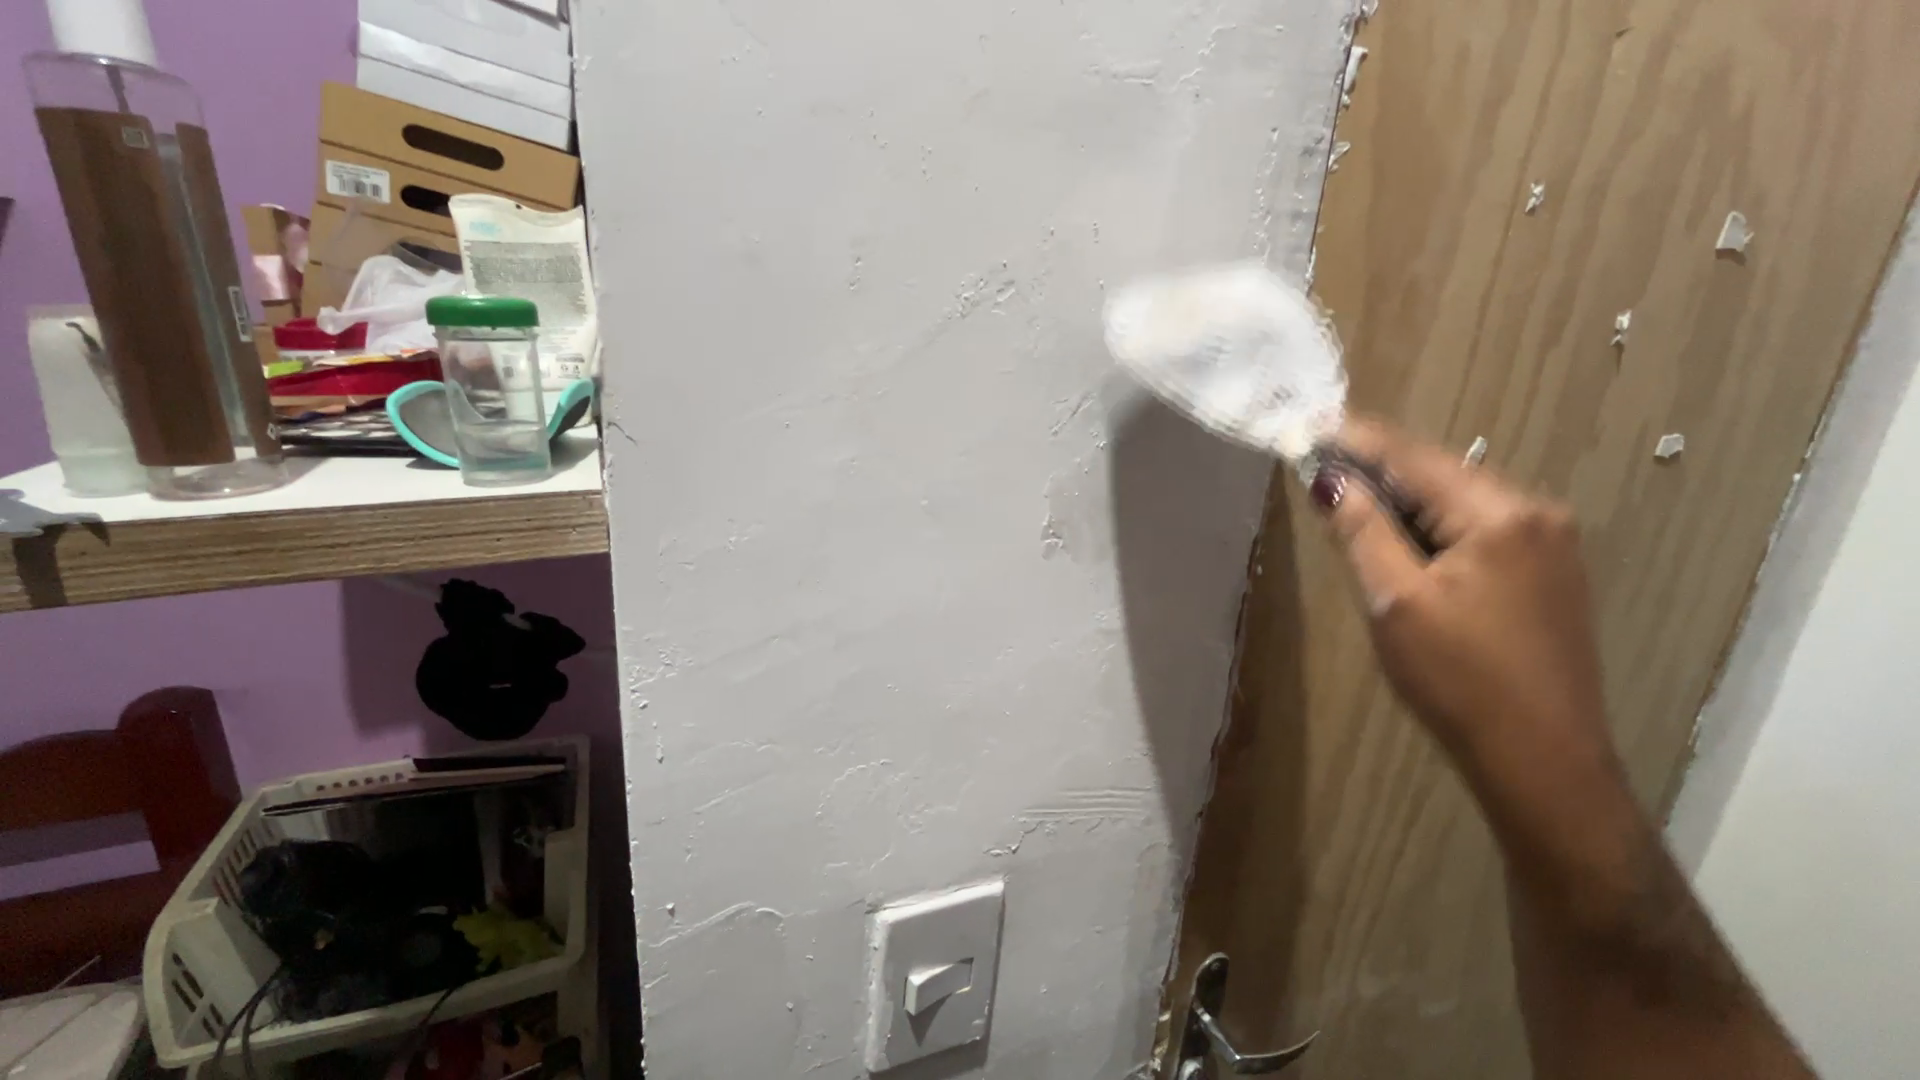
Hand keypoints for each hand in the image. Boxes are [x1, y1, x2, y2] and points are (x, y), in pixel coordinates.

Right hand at [1309, 418, 1612, 768]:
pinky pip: (1478, 532)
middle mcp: (1535, 513)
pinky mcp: (1547, 576)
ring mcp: (1549, 545)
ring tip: (1348, 507)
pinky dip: (1432, 530)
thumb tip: (1329, 480)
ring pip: (1458, 504)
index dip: (1357, 440)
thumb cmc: (1459, 679)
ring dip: (1402, 503)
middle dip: (1377, 472)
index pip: (1414, 456)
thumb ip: (1362, 531)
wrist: (1542, 761)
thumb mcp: (1395, 601)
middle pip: (1440, 475)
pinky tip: (1400, 544)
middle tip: (1318, 471)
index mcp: (1501, 513)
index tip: (1309, 426)